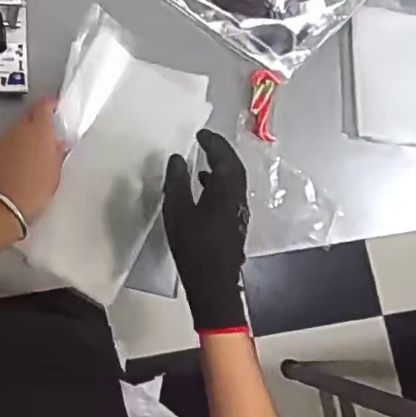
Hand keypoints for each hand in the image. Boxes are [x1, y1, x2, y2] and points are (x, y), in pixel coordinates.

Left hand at [0, 97, 65, 225]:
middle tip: (49, 133)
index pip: (43, 106)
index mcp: (39, 131)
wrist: (2, 207)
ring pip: (17, 129)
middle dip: (39, 120)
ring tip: (36, 149)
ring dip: (26, 134)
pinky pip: (8, 142)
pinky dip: (16, 145)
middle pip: (29, 116)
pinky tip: (21, 159)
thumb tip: (58, 143)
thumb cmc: (35, 190)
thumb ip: (57, 154)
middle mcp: (19, 130)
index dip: (50, 105)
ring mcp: (3, 140)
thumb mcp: (54, 174)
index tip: (57, 109)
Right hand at [163, 128, 249, 332]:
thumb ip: (177, 183)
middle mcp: (237, 198)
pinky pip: (229, 193)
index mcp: (225, 192)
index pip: (224, 159)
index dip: (213, 143)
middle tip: (205, 142)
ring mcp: (238, 212)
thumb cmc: (194, 246)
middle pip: (234, 168)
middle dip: (220, 152)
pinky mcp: (234, 223)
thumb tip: (178, 158)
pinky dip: (218, 183)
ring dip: (220, 167)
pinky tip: (204, 188)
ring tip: (202, 161)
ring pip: (233, 181)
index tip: (201, 133)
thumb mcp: (178, 212)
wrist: (213, 283)